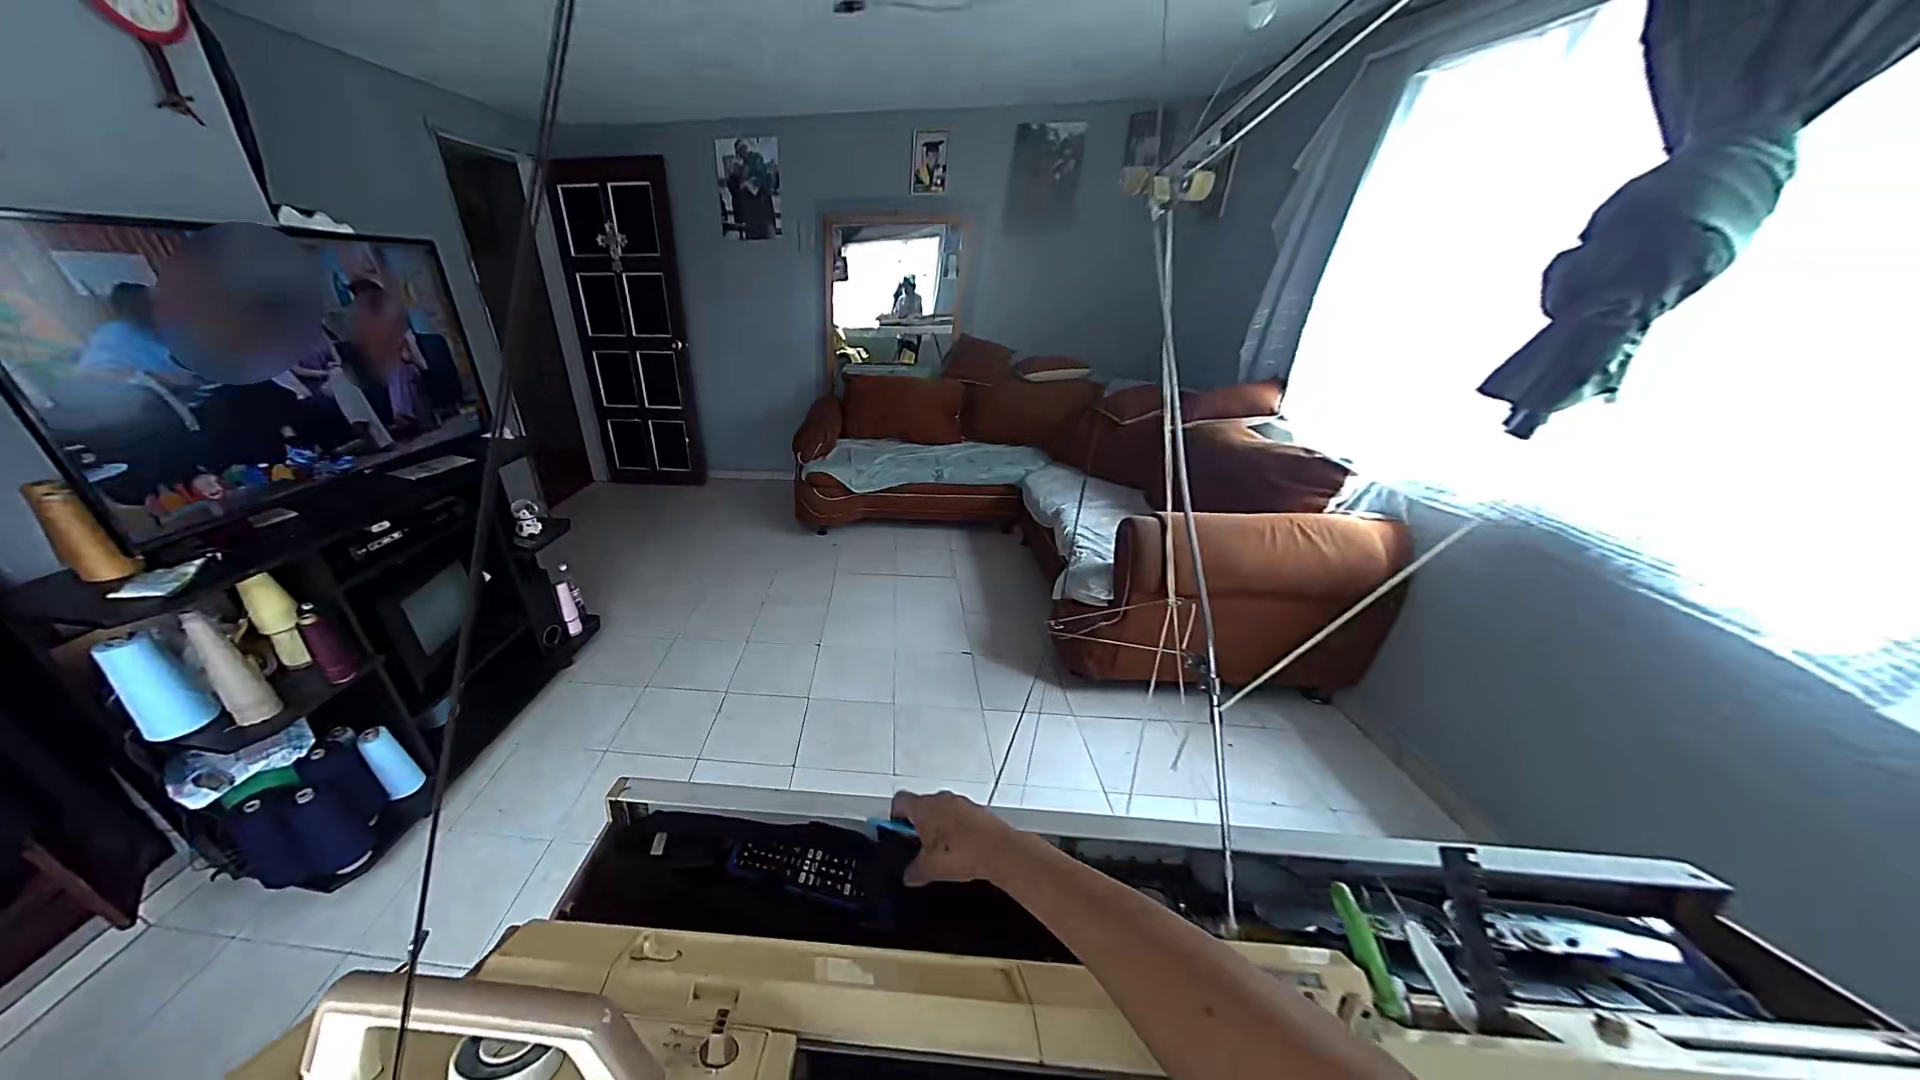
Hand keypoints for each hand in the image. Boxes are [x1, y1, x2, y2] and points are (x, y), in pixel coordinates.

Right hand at [890, 790, 1017, 886]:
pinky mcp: (978, 810)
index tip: (895, 828)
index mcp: (923, 807)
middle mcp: (942, 798)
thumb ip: (913, 871)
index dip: (894, 815)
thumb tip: (909, 875)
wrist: (998, 851)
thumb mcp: (928, 869)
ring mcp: (961, 802)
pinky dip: (958, 829)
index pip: (900, 800)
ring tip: (941, 851)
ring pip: (942, 810)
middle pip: (922, 805)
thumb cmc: (962, 853)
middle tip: (918, 846)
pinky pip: (961, 816)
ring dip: (939, 825)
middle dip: (919, 824)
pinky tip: (961, 849)